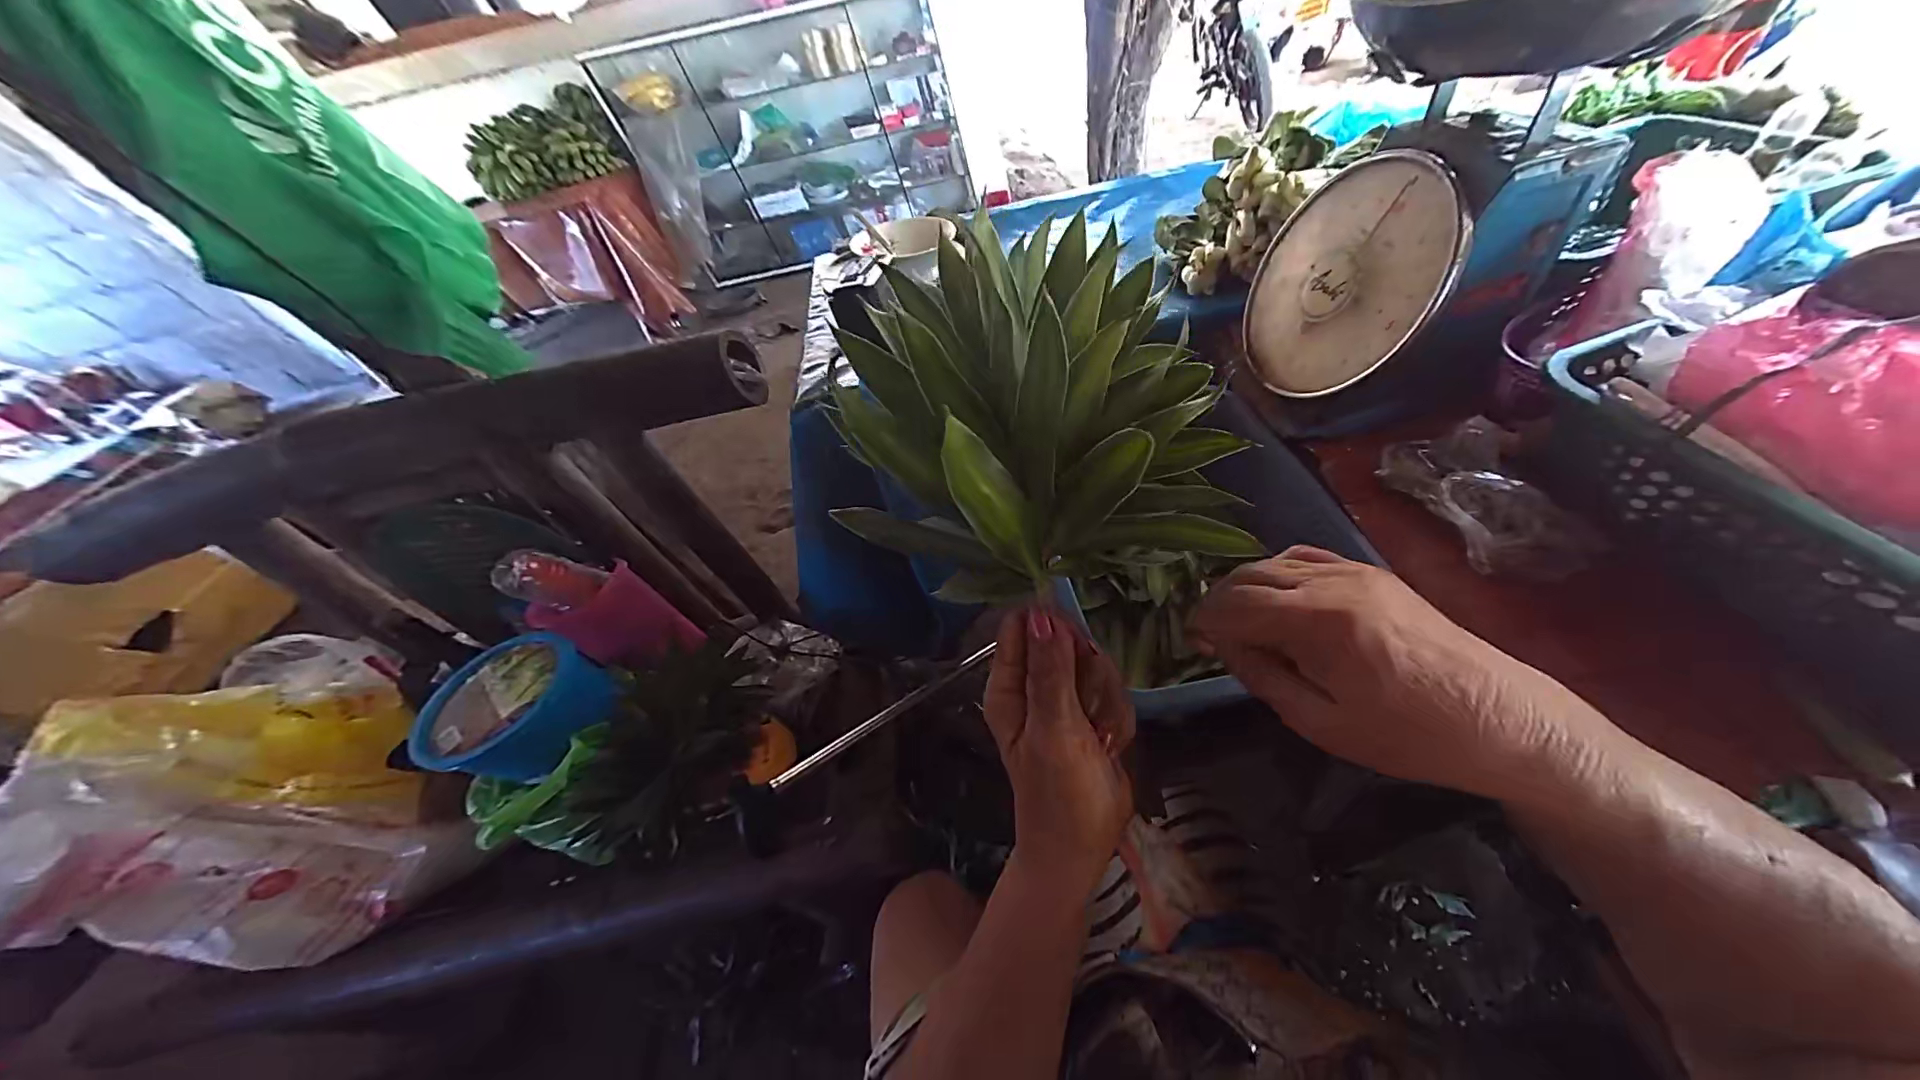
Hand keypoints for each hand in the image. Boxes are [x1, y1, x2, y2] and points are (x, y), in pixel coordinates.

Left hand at [983, 608, 1134, 891]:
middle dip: (1090, 675)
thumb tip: (1041, 614)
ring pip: (1097, 668)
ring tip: (1099, 739)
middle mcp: (1033, 687)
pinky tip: (1110, 748)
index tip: (1079, 650)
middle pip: (1068, 642)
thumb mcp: (1053, 729)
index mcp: (1009, 685)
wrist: (1084, 846)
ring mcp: (1064, 700)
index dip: (1053, 627)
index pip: (1022, 627)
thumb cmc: (1058, 792)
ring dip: (1106, 703)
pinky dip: (1118, 721)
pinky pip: (1113, 694)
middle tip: (1089, 710)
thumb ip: (1050, 672)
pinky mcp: (1091, 715)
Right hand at [1191, 546, 1604, 798]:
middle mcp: (1332, 582)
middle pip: (1247, 575)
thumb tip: (1224, 644)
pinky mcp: (1373, 572)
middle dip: (1217, 602)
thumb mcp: (1321, 723)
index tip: (1193, 642)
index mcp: (1318, 621)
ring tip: (1240, 624)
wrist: (1504, 719)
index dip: (1203, 621)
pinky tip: (1277, 601)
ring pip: (1273, 563)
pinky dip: (1277, 574)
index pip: (1233, 604)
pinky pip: (1306, 559)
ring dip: (1245, 588)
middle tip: (1210, 637)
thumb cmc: (1409, 735)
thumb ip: (1262, 676)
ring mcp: (1355, 571)